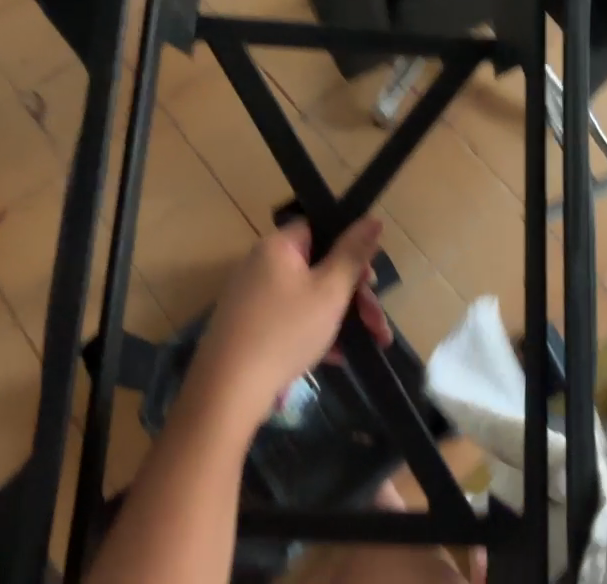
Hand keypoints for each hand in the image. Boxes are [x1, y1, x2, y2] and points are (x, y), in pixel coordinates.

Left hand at [185, 218, 393, 431]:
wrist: (228, 390)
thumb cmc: (286, 332)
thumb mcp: (330, 291)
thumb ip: (353, 253)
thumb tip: (374, 217)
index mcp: (278, 246)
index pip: (320, 229)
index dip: (349, 248)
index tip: (371, 277)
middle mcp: (261, 264)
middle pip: (318, 266)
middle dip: (355, 293)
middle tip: (377, 321)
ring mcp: (253, 296)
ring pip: (308, 296)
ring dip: (342, 316)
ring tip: (371, 343)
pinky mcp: (249, 326)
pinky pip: (291, 318)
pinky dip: (316, 331)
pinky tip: (338, 357)